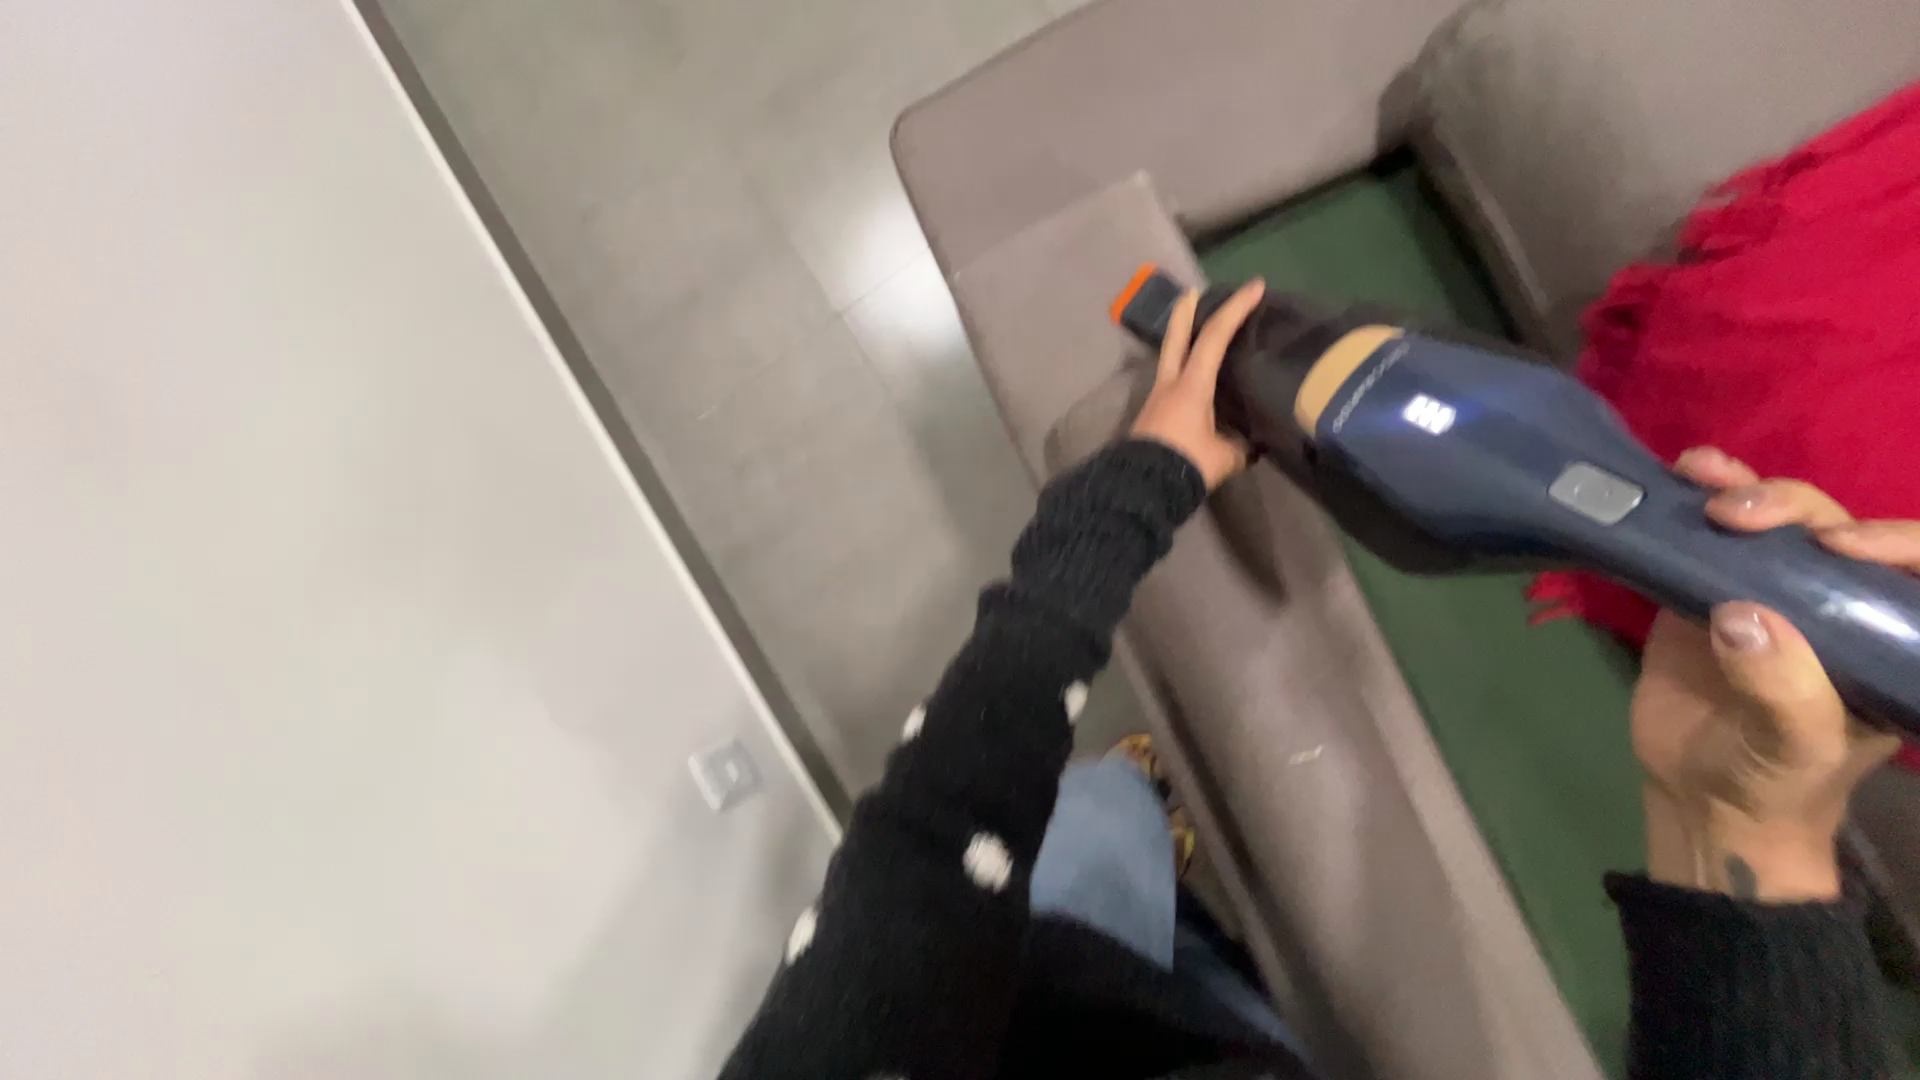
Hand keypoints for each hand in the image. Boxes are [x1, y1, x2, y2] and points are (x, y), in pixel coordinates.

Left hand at [1129, 280, 1264, 489]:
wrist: (1141, 488)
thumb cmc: (1185, 465)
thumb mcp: (1224, 457)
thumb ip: (1240, 446)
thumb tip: (1249, 444)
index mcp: (1191, 386)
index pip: (1214, 337)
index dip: (1235, 309)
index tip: (1254, 287)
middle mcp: (1169, 386)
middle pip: (1176, 340)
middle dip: (1185, 314)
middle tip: (1192, 293)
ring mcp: (1155, 401)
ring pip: (1169, 362)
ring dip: (1182, 346)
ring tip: (1198, 339)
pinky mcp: (1150, 418)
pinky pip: (1170, 385)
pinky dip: (1181, 373)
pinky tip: (1193, 384)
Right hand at [1633, 446, 1912, 899]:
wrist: (1699, 792)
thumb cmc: (1776, 777)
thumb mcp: (1796, 745)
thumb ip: (1783, 686)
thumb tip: (1737, 613)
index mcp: (1886, 633)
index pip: (1913, 565)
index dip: (1890, 538)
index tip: (1832, 544)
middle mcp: (1833, 601)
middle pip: (1828, 527)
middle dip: (1789, 506)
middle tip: (1735, 513)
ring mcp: (1760, 593)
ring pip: (1764, 523)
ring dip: (1738, 490)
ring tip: (1699, 473)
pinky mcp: (1694, 595)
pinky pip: (1694, 544)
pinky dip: (1681, 510)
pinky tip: (1669, 484)